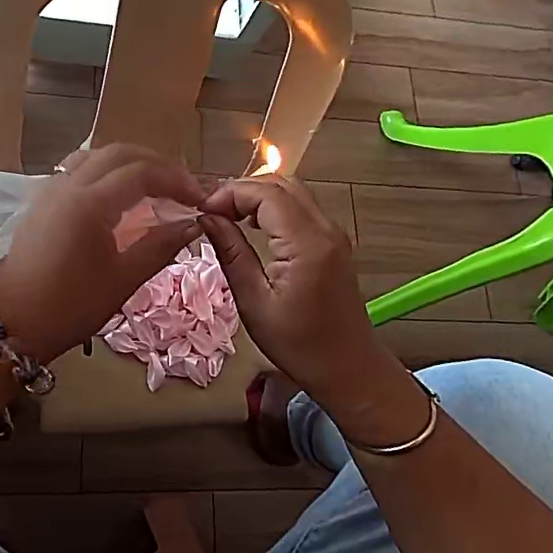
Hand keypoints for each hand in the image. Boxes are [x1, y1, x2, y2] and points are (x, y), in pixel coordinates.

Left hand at [0, 144, 204, 359]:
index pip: (142, 172)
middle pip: (120, 154)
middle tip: (182, 188)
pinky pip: (78, 168)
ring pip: (96, 156)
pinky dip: (105, 171)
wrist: (11, 320)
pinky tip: (118, 195)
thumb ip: (160, 246)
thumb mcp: (123, 280)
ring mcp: (51, 189)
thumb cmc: (69, 306)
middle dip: (156, 164)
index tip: (199, 199)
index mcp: (89, 203)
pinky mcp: (42, 200)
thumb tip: (192, 225)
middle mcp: (68, 185)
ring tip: (154, 186)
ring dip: (129, 163)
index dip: (176, 180)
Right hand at [199, 176, 388, 396]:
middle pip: (281, 184)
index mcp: (307, 244)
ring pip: (292, 191)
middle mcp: (326, 229)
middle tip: (211, 212)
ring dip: (256, 196)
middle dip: (241, 190)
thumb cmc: (298, 344)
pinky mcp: (333, 242)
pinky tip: (250, 226)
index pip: (266, 193)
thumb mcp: (254, 302)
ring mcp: (333, 233)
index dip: (230, 194)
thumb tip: (207, 219)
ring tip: (226, 218)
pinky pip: (300, 207)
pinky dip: (272, 207)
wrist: (349, 369)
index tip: (203, 212)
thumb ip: (231, 253)